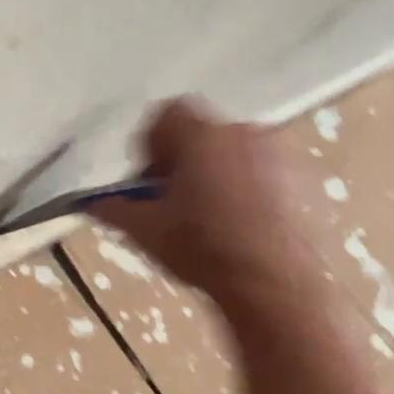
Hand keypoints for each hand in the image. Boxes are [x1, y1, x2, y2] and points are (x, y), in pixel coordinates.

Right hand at [93, 98, 317, 313]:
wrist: (272, 280)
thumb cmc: (200, 248)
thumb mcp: (142, 231)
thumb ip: (112, 209)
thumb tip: (93, 203)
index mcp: (202, 138)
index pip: (167, 114)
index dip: (150, 144)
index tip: (146, 179)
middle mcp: (243, 132)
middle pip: (200, 134)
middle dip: (180, 162)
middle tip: (167, 203)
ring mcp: (278, 152)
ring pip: (230, 152)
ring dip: (210, 175)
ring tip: (201, 218)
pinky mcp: (301, 176)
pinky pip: (258, 170)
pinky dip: (240, 188)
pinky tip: (233, 225)